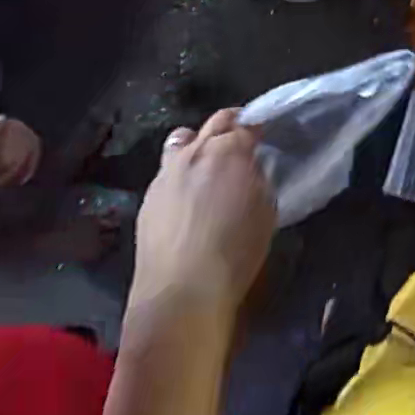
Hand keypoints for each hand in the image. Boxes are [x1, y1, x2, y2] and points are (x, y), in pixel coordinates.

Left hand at [132, 109, 274, 314]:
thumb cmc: (235, 253)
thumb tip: (251, 170)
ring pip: (182, 139)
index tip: (264, 135)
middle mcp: (195, 152)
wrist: (181, 292)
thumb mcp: (266, 212)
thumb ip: (259, 180)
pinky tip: (187, 194)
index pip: (246, 126)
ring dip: (198, 142)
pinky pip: (167, 170)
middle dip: (231, 124)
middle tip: (241, 137)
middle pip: (215, 122)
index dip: (257, 128)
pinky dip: (181, 172)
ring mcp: (167, 172)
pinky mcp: (148, 196)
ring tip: (207, 161)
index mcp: (229, 152)